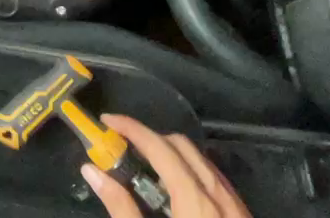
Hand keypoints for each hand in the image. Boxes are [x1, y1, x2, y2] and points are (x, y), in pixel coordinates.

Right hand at [82, 115, 250, 217]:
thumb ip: (121, 208)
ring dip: (171, 154)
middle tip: (123, 147)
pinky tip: (177, 194)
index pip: (158, 146)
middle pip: (182, 146)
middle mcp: (220, 196)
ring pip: (202, 162)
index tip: (106, 122)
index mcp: (195, 200)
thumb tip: (92, 169)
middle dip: (150, 137)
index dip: (130, 128)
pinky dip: (192, 172)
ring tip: (146, 170)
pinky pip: (216, 181)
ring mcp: (237, 209)